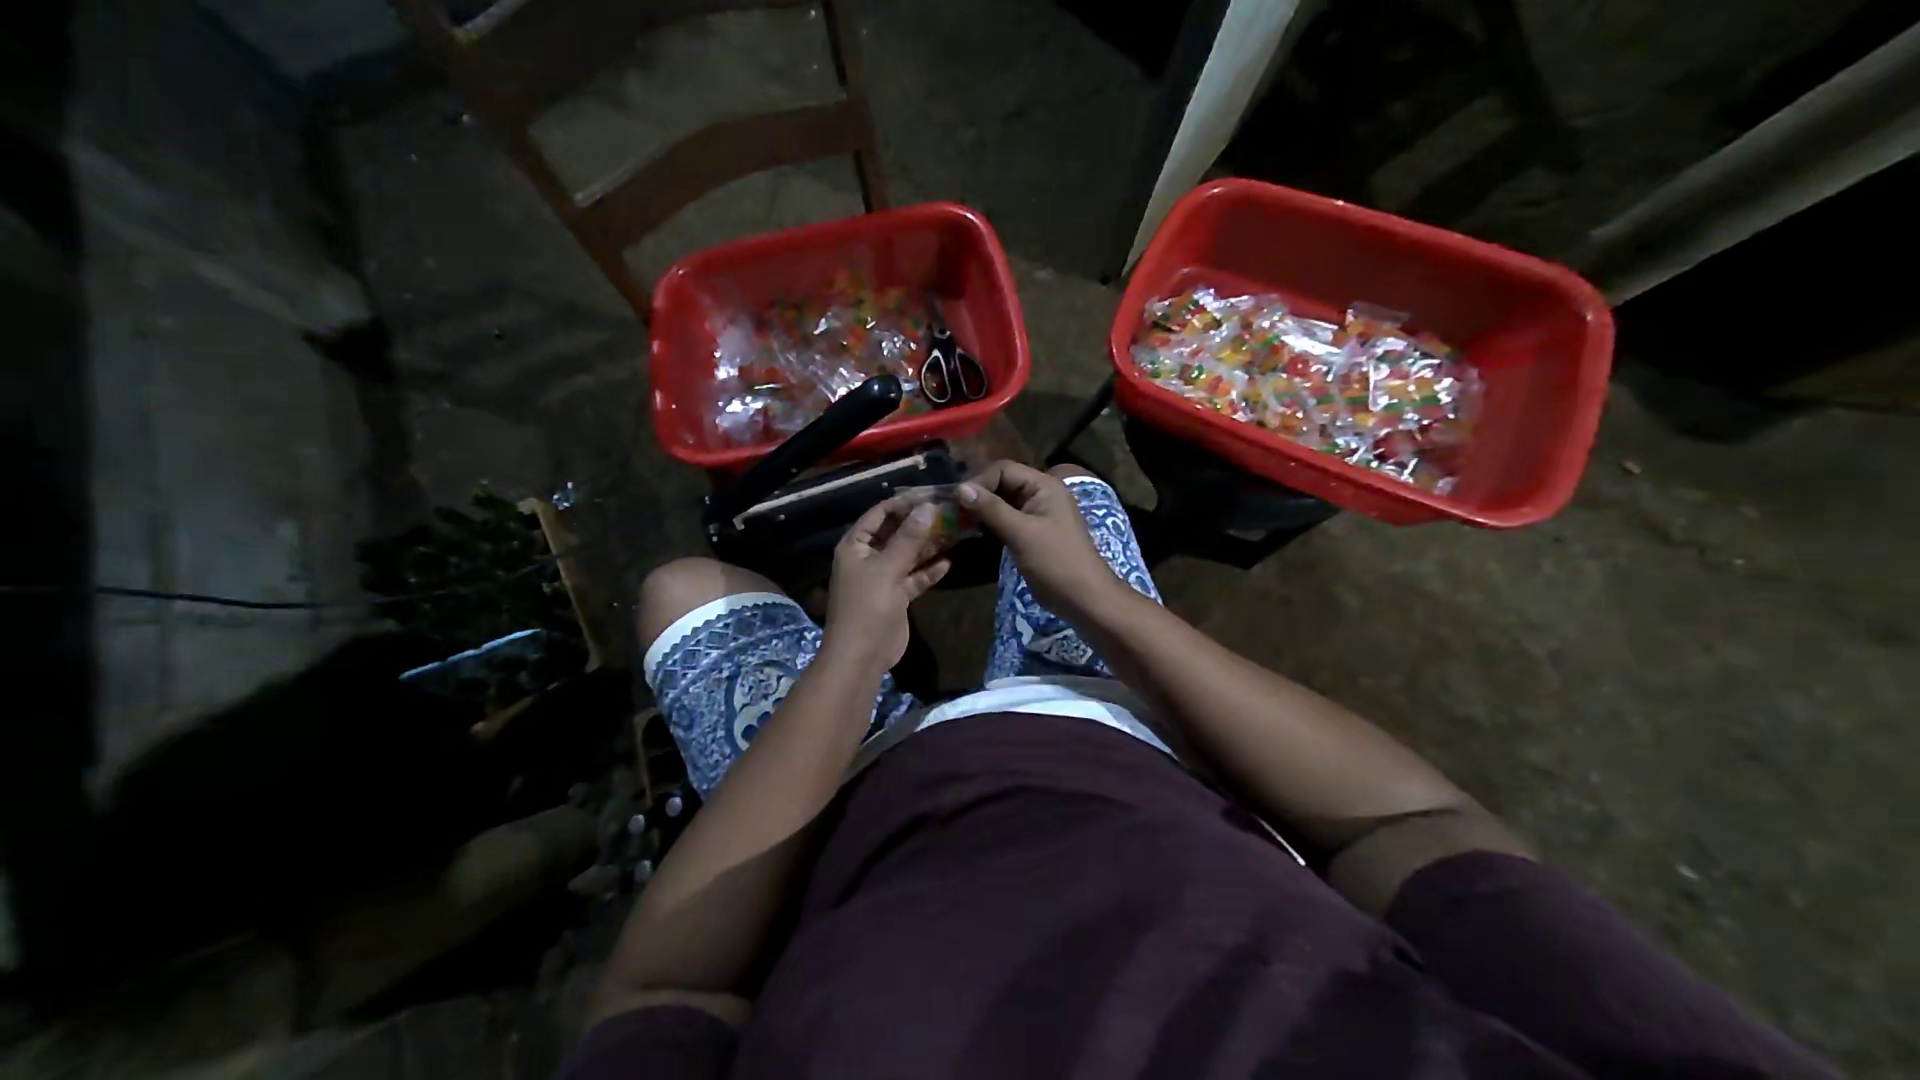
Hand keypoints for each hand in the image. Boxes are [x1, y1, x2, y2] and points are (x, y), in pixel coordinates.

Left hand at [823, 499, 951, 672]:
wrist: (862, 655)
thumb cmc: (867, 606)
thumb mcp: (887, 568)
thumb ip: (909, 538)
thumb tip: (928, 508)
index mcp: (856, 545)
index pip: (880, 514)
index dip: (905, 503)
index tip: (933, 495)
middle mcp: (868, 557)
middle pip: (897, 533)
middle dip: (922, 524)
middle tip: (951, 512)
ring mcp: (883, 577)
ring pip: (909, 554)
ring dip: (929, 545)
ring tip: (957, 532)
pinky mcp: (897, 595)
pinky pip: (915, 576)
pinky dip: (930, 570)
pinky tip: (950, 560)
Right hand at [956, 461, 1120, 615]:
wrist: (1083, 598)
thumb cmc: (1056, 561)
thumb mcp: (1021, 533)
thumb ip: (991, 509)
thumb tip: (960, 488)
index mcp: (1044, 486)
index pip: (1004, 469)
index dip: (979, 481)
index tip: (956, 500)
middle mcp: (1040, 494)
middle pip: (1002, 483)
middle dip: (978, 494)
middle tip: (953, 511)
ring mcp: (1037, 514)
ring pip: (1002, 503)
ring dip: (981, 509)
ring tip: (958, 521)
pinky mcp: (1032, 533)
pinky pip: (1006, 520)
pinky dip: (990, 523)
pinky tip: (973, 532)